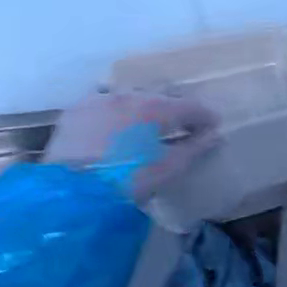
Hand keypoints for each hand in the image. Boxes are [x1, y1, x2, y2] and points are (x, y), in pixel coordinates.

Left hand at [43, 92, 218, 201]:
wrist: (73, 191)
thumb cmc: (131, 178)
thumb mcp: (172, 166)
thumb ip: (196, 147)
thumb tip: (214, 135)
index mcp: (157, 107)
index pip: (192, 106)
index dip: (206, 118)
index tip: (213, 130)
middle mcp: (129, 95)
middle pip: (163, 98)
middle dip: (176, 112)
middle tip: (183, 130)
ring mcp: (99, 100)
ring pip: (132, 98)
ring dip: (146, 110)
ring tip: (148, 128)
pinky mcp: (76, 111)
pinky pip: (105, 104)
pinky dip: (118, 113)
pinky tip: (118, 129)